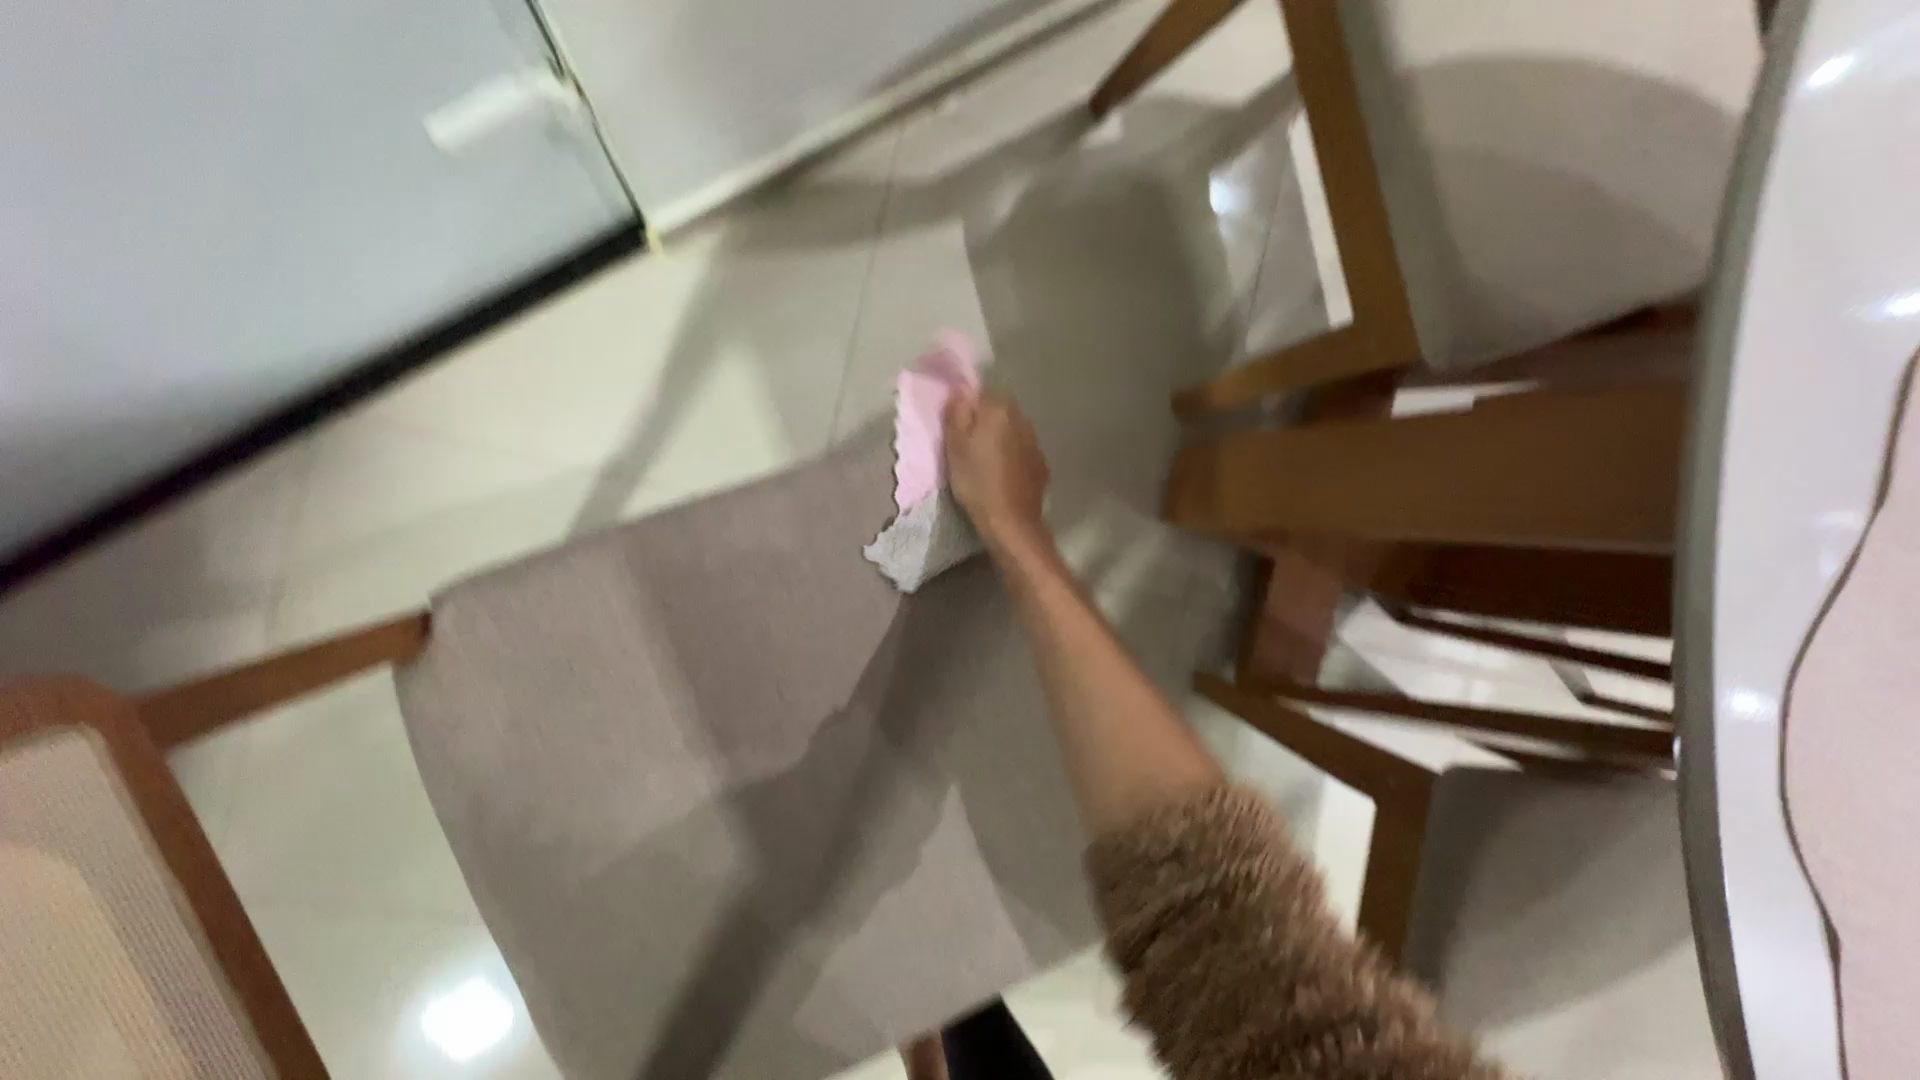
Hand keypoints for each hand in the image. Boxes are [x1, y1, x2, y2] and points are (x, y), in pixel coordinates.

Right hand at [944, 390, 1049, 553]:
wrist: (1011, 522)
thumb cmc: (977, 483)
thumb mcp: (955, 448)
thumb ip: (957, 414)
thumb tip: (960, 391)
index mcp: (999, 410)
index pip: (981, 392)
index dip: (967, 407)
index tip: (956, 427)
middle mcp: (1023, 419)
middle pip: (999, 411)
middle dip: (985, 422)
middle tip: (967, 446)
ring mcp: (1035, 442)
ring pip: (1012, 431)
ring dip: (1000, 439)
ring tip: (985, 462)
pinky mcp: (1041, 464)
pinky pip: (1022, 451)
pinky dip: (1012, 457)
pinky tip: (1003, 475)